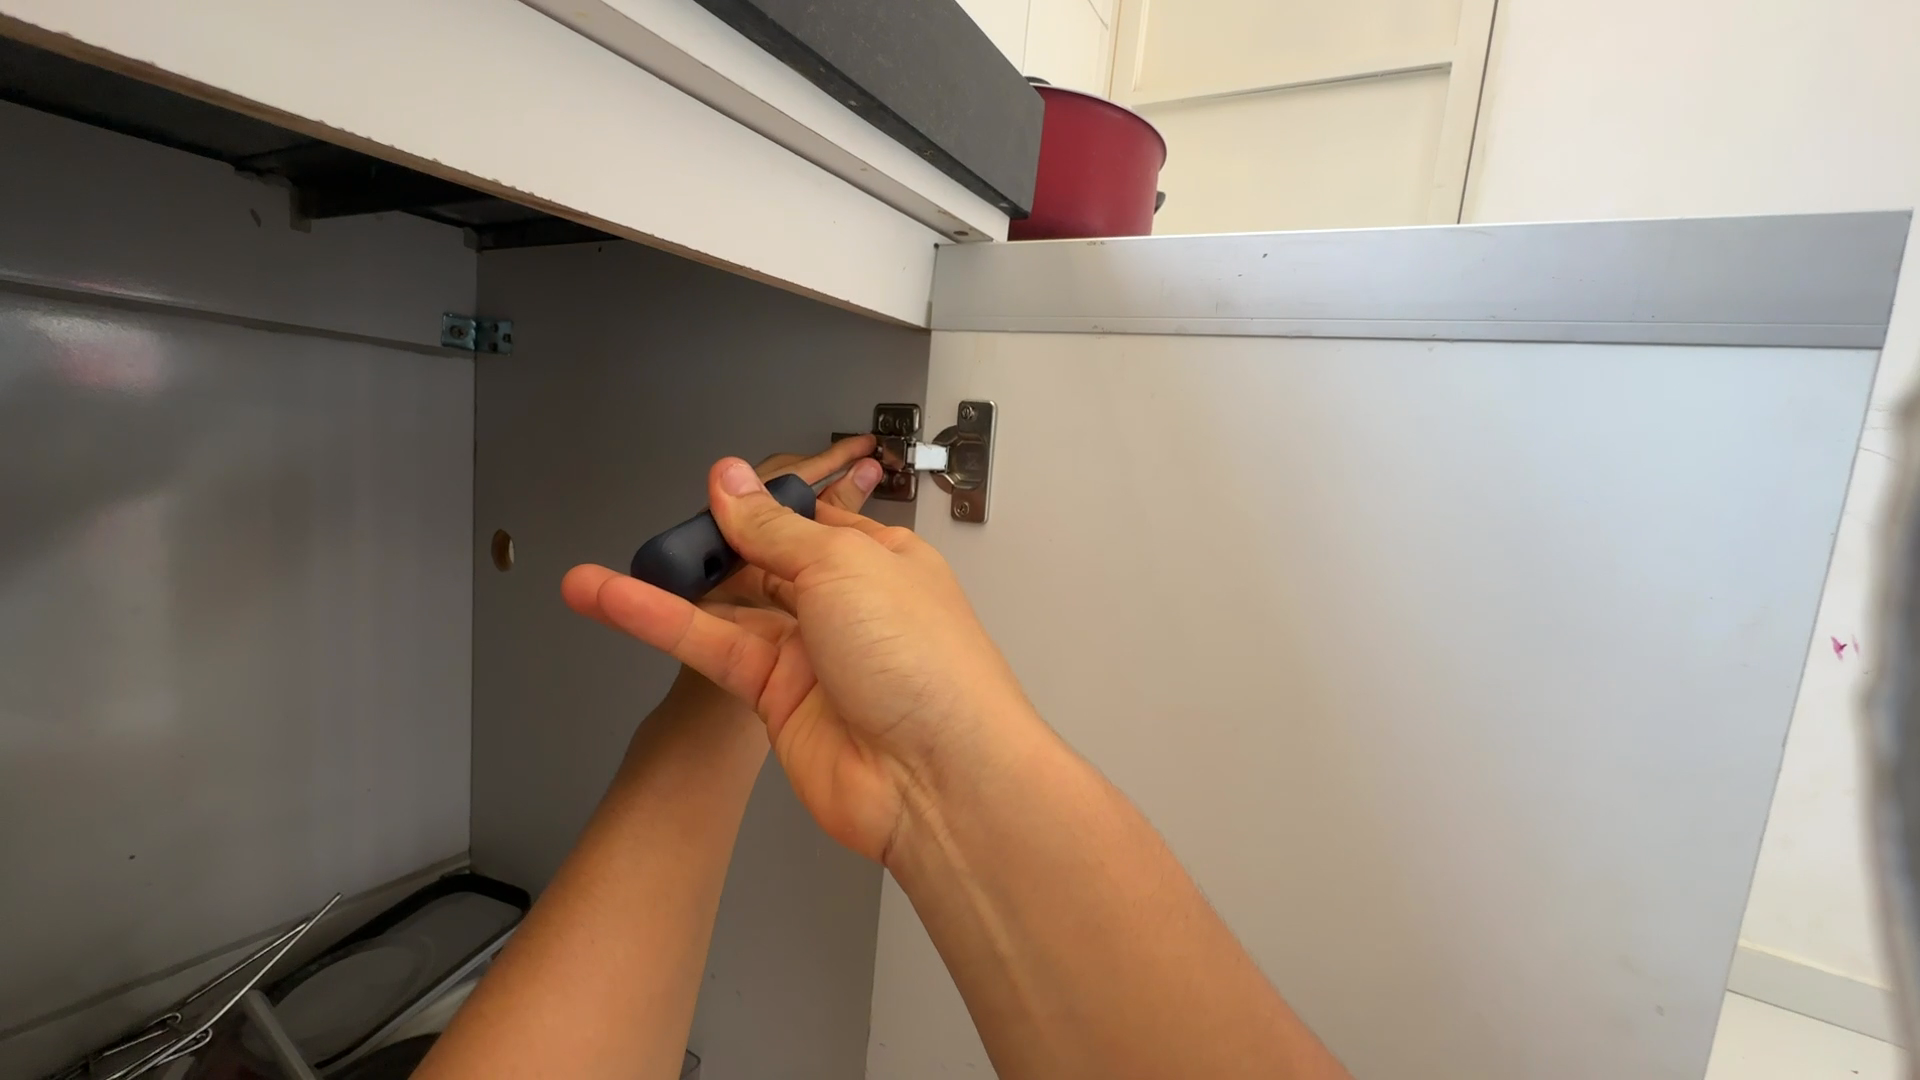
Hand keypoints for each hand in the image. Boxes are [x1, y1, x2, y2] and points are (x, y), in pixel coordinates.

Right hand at [562, 454, 1036, 862]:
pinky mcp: (779, 699)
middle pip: (767, 563)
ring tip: (599, 574)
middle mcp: (848, 605)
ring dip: (668, 590)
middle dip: (715, 547)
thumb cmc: (922, 659)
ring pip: (729, 610)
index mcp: (880, 560)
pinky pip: (715, 650)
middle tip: (658, 532)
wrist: (936, 776)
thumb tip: (733, 483)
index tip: (713, 489)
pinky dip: (664, 625)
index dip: (762, 505)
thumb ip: (777, 528)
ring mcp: (813, 654)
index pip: (812, 520)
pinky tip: (617, 601)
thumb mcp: (844, 565)